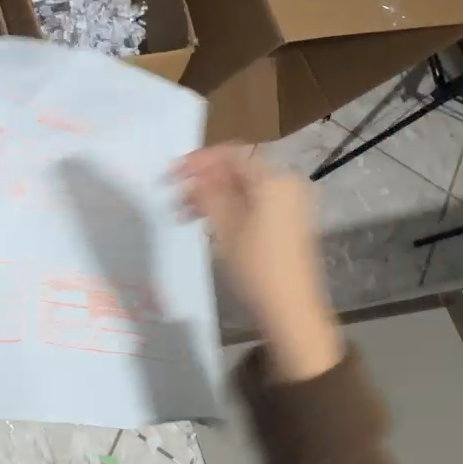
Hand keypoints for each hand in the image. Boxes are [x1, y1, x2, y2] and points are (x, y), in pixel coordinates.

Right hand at [173, 144, 341, 380]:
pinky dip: (228, 206)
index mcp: (273, 179)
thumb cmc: (256, 265)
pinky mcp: (286, 221)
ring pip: (241, 187)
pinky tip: (207, 222)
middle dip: (203, 179)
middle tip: (173, 194)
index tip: (171, 174)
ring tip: (184, 212)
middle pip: (236, 169)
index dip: (198, 161)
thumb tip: (191, 175)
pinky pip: (252, 201)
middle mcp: (285, 184)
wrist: (291, 310)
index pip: (230, 154)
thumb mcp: (224, 226)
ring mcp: (289, 203)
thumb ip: (206, 193)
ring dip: (212, 194)